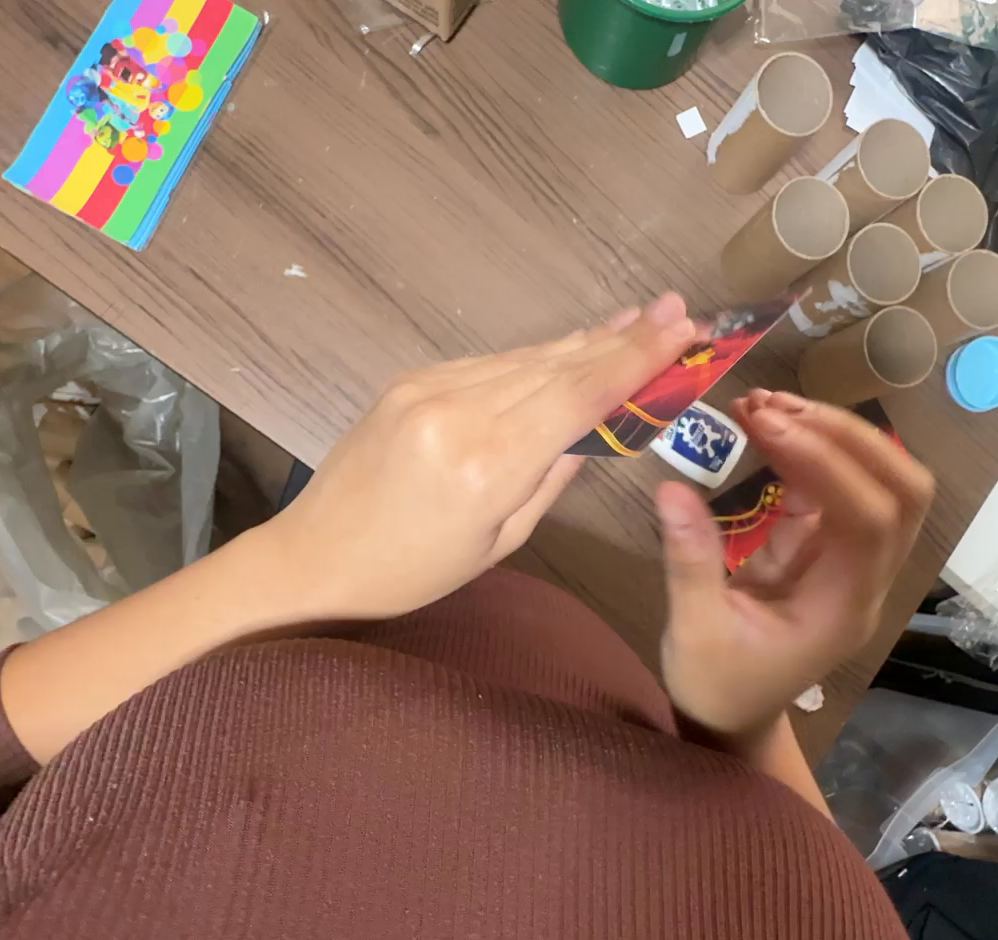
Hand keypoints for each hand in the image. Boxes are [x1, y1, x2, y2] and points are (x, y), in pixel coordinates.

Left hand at [258, 294, 701, 620]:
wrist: (316, 554)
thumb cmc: (414, 570)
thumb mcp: (499, 541)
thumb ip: (550, 478)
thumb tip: (592, 429)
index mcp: (487, 466)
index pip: (578, 396)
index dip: (635, 358)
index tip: (681, 327)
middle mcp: (460, 411)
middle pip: (557, 365)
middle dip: (621, 338)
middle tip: (674, 309)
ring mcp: (429, 386)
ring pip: (526, 357)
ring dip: (582, 342)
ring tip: (632, 324)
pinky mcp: (410, 378)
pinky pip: (490, 363)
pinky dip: (535, 357)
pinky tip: (566, 351)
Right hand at [656, 390, 933, 739]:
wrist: (731, 716)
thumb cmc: (717, 684)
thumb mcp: (694, 630)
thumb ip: (690, 561)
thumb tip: (670, 488)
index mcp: (842, 607)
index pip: (868, 519)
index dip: (826, 462)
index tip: (765, 425)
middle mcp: (863, 579)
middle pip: (899, 492)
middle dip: (844, 436)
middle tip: (775, 404)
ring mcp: (850, 562)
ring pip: (876, 484)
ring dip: (829, 436)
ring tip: (765, 404)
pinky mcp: (825, 550)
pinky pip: (834, 490)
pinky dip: (807, 453)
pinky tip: (767, 429)